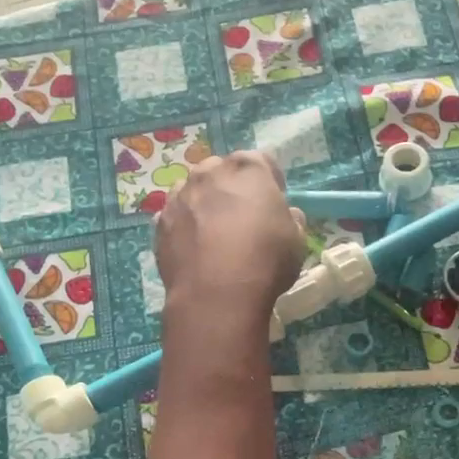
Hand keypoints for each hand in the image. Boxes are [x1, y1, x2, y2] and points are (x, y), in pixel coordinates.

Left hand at [154, 150, 306, 318]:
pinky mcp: (161, 222)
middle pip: (224, 172)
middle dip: (234, 189)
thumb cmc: (265, 261)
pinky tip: (196, 249)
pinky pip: (177, 216)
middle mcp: (210, 172)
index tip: (275, 205)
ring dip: (206, 204)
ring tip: (216, 235)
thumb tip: (287, 215)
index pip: (264, 163)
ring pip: (195, 191)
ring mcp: (180, 195)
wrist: (216, 295)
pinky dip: (185, 226)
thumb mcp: (297, 241)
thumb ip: (292, 220)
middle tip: (244, 219)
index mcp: (248, 168)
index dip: (272, 184)